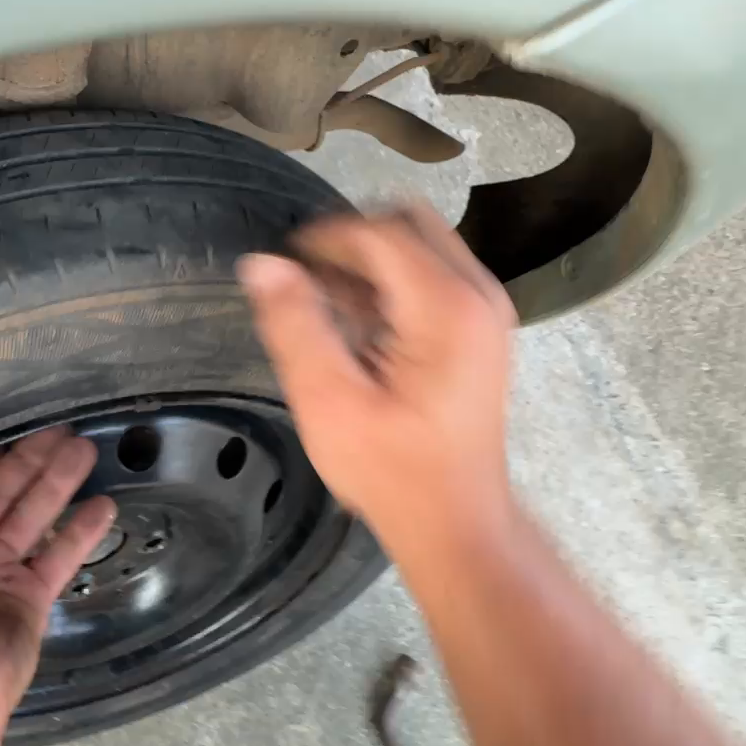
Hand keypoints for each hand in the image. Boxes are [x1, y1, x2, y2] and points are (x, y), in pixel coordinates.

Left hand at [0, 397, 117, 736]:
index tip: (6, 418)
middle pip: (1, 492)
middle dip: (30, 460)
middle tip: (62, 425)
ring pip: (33, 516)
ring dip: (59, 483)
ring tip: (87, 448)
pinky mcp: (28, 601)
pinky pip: (60, 557)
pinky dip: (81, 532)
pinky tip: (104, 506)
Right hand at [235, 202, 517, 543]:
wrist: (454, 521)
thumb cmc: (390, 470)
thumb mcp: (328, 400)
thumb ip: (295, 324)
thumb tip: (261, 263)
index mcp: (447, 307)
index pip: (381, 233)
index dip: (325, 236)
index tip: (283, 261)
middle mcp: (477, 294)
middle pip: (408, 223)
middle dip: (350, 238)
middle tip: (304, 274)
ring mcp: (484, 310)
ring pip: (420, 244)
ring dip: (367, 260)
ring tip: (322, 301)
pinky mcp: (478, 328)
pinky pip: (430, 274)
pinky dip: (387, 282)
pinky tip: (353, 321)